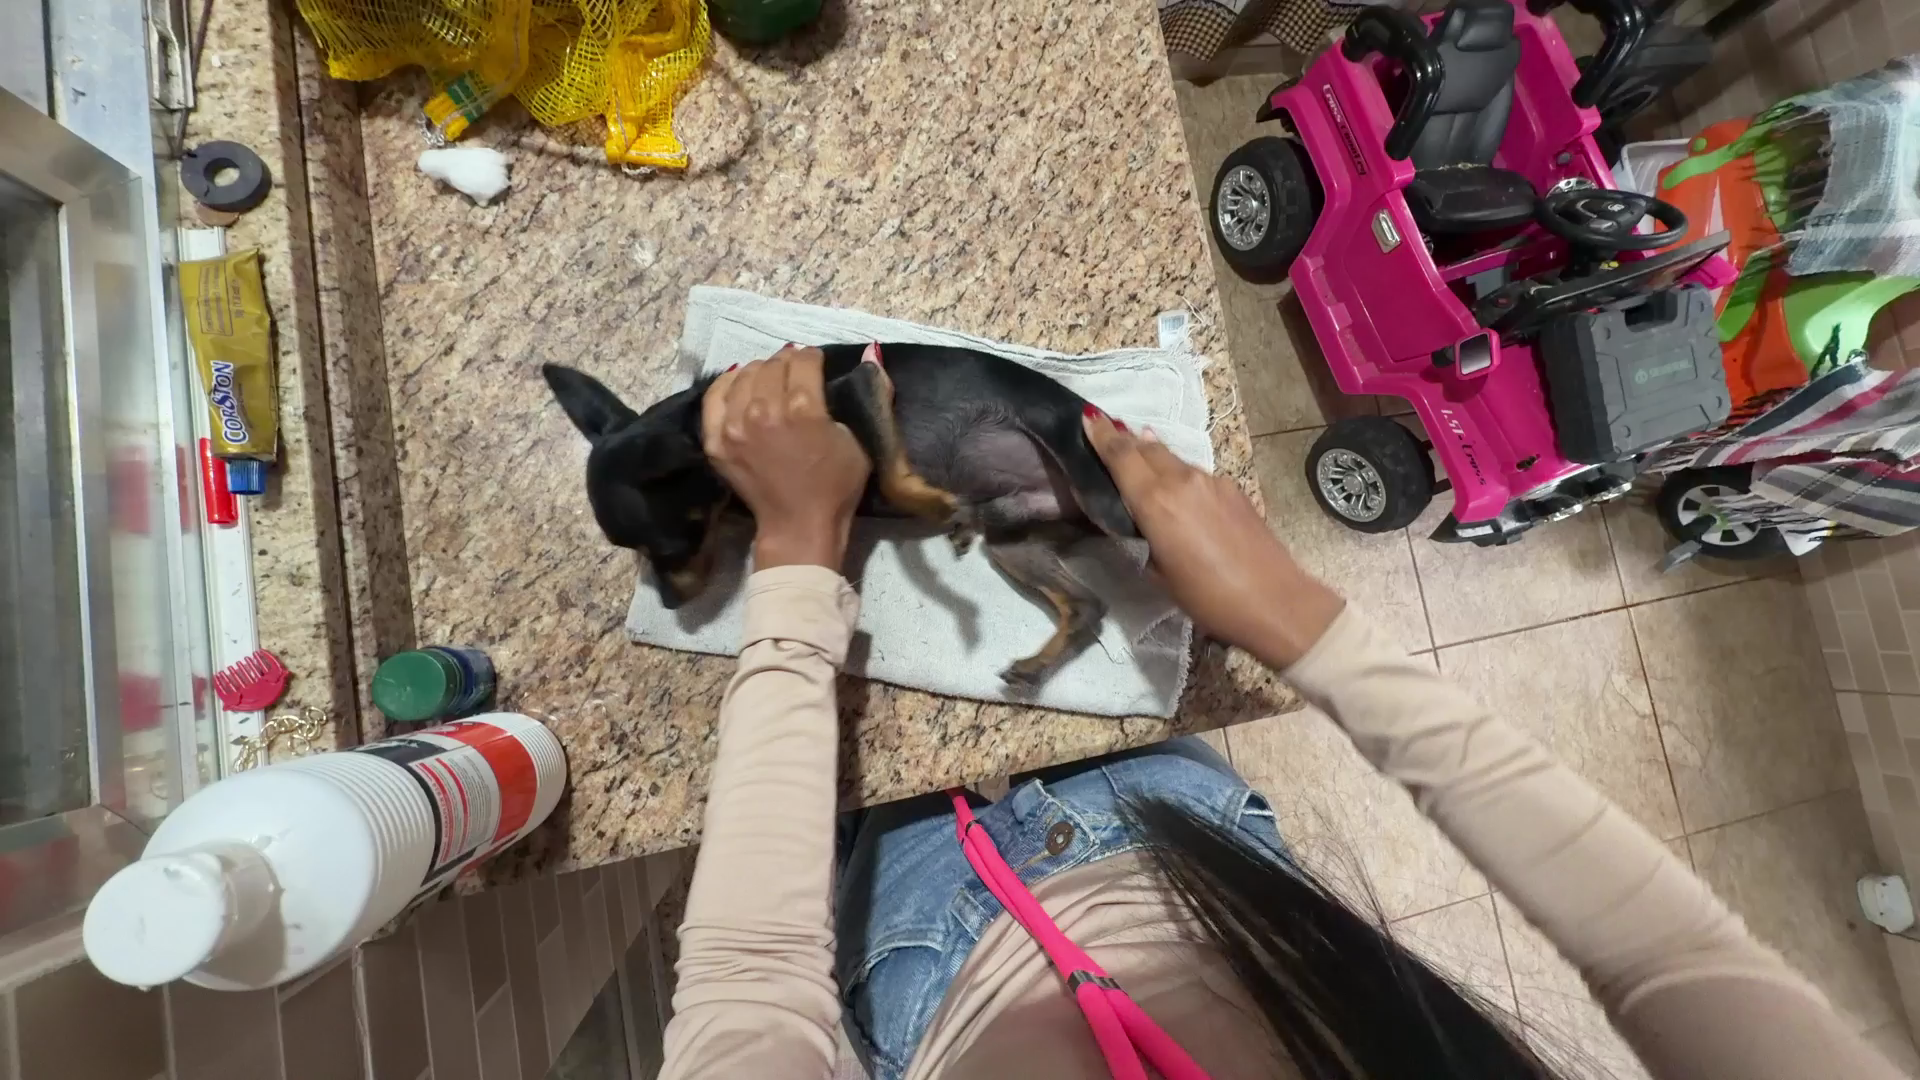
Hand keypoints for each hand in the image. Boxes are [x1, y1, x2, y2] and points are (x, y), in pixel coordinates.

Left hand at [702, 347, 871, 570]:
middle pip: (773, 365)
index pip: (804, 361)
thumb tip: (872, 351)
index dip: (813, 357)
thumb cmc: (836, 486)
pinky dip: (727, 384)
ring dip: (760, 371)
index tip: (817, 361)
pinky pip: (714, 396)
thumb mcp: (860, 441)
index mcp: (804, 409)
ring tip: (770, 378)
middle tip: (795, 371)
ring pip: (744, 375)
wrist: (799, 525)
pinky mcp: (716, 440)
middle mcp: (765, 410)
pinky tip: (739, 383)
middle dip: (787, 361)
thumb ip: (869, 395)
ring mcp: (736, 426)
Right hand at [1083, 410, 1343, 667]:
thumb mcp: (1159, 573)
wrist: (1276, 602)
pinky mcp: (1234, 490)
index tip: (1087, 417)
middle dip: (1125, 438)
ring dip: (1151, 454)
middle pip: (1147, 448)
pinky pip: (1194, 473)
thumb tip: (1137, 516)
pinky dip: (1176, 472)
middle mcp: (1183, 481)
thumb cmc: (1208, 597)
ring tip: (1136, 454)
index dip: (1102, 434)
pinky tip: (1175, 487)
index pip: (1122, 455)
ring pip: (1172, 459)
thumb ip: (1143, 535)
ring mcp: (1213, 482)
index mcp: (1156, 501)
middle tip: (1106, 431)